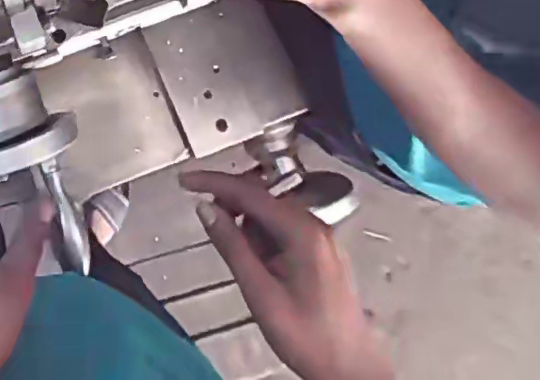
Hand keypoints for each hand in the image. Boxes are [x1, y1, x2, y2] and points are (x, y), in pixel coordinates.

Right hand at [184, 170, 391, 379]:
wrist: (355, 377)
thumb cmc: (308, 340)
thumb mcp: (261, 295)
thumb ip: (231, 246)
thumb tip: (204, 207)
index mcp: (301, 231)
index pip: (249, 192)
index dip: (213, 182)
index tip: (184, 180)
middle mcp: (313, 224)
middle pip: (260, 196)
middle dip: (231, 206)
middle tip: (211, 227)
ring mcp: (320, 236)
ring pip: (269, 212)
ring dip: (247, 226)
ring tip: (247, 265)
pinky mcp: (320, 249)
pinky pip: (282, 227)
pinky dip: (262, 236)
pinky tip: (260, 265)